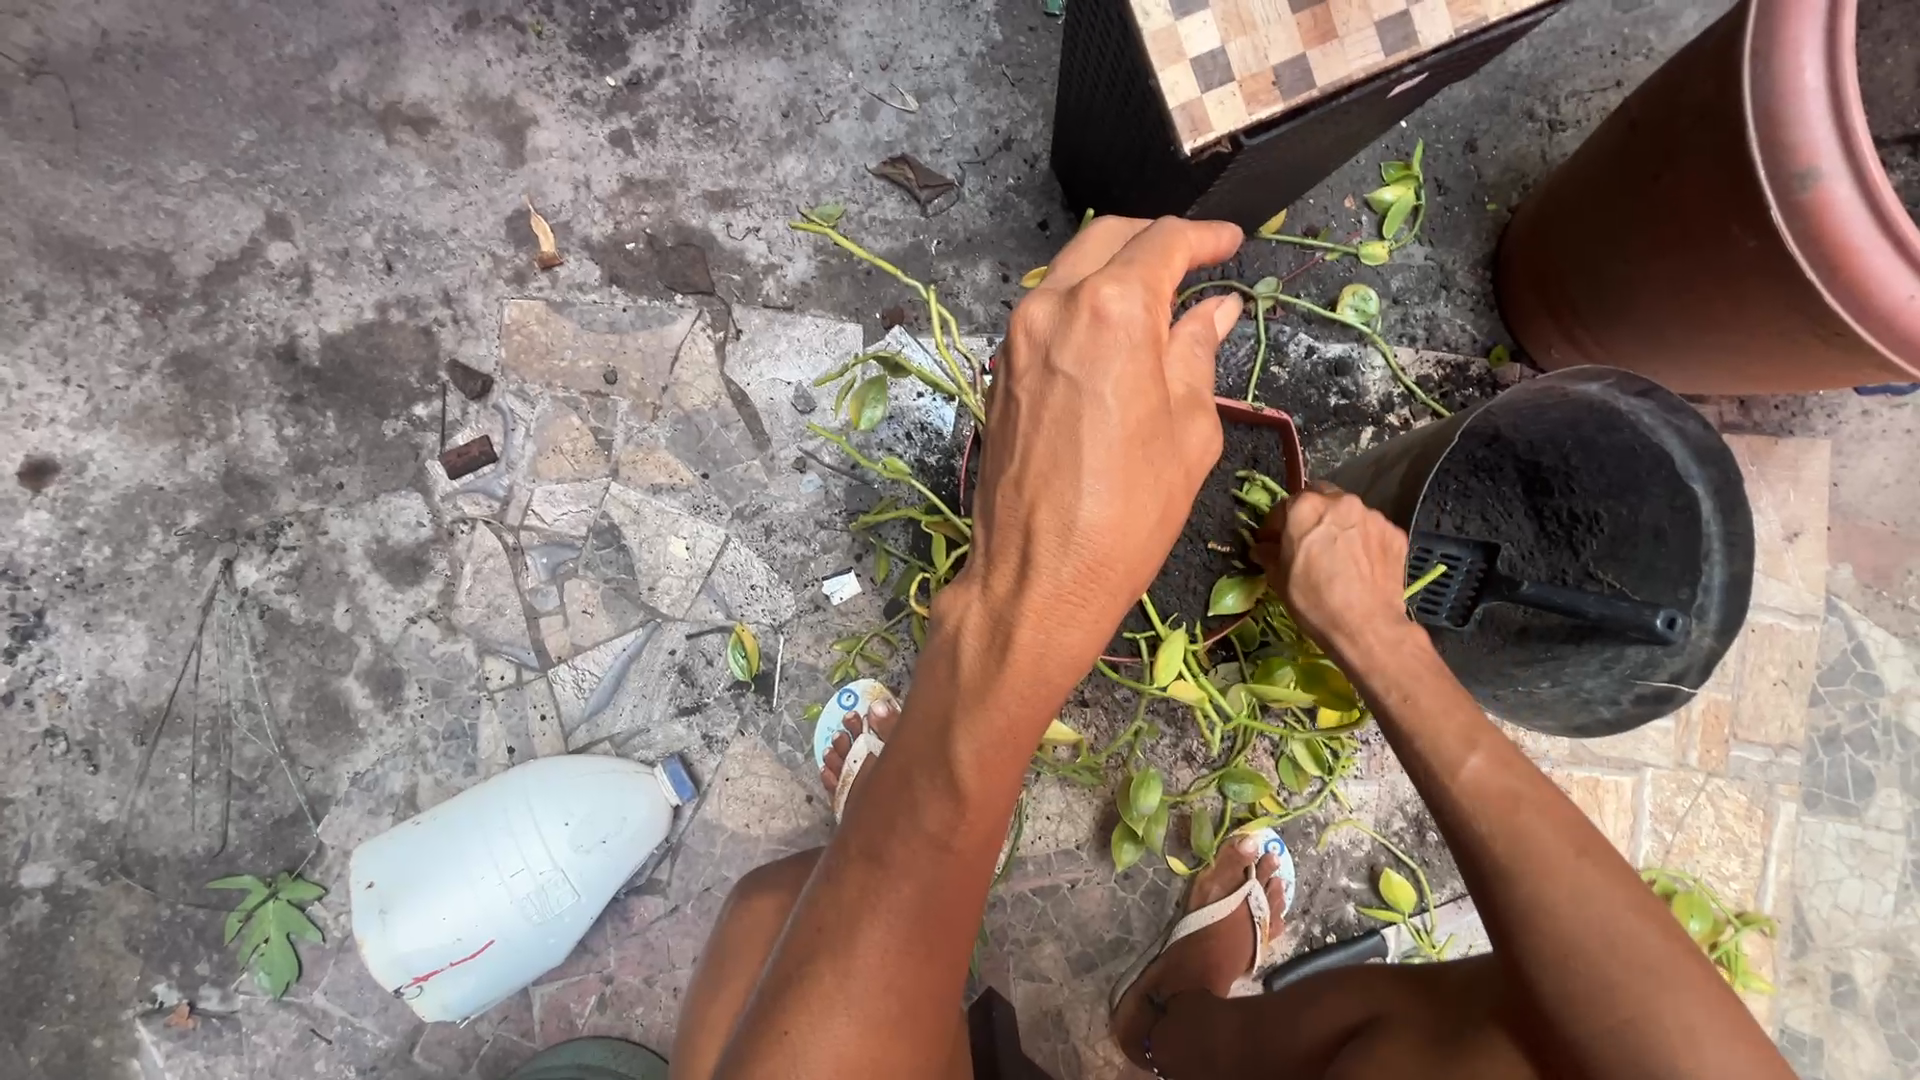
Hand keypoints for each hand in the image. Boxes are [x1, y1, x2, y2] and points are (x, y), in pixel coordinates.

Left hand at [946, 216, 1244, 669]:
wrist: (1036, 576)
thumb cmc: (1129, 513)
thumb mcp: (1188, 432)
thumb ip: (1196, 354)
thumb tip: (1214, 310)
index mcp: (1111, 311)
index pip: (1162, 243)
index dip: (1205, 237)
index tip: (1233, 244)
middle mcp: (1053, 307)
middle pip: (1106, 240)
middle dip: (1154, 241)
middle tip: (1193, 263)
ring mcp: (1016, 339)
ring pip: (1068, 274)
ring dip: (1112, 273)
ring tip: (1155, 302)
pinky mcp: (999, 373)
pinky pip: (1044, 316)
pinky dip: (1080, 308)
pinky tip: (1109, 339)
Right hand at [1252, 482, 1417, 661]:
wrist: (1366, 626)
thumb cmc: (1313, 600)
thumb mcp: (1278, 578)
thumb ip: (1269, 554)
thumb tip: (1263, 548)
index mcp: (1305, 508)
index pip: (1283, 506)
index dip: (1275, 526)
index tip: (1272, 543)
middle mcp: (1341, 502)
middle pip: (1320, 498)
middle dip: (1310, 514)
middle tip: (1305, 541)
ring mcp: (1372, 516)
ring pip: (1348, 512)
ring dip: (1338, 525)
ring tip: (1335, 554)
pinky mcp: (1395, 533)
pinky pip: (1371, 530)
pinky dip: (1362, 540)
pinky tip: (1358, 563)